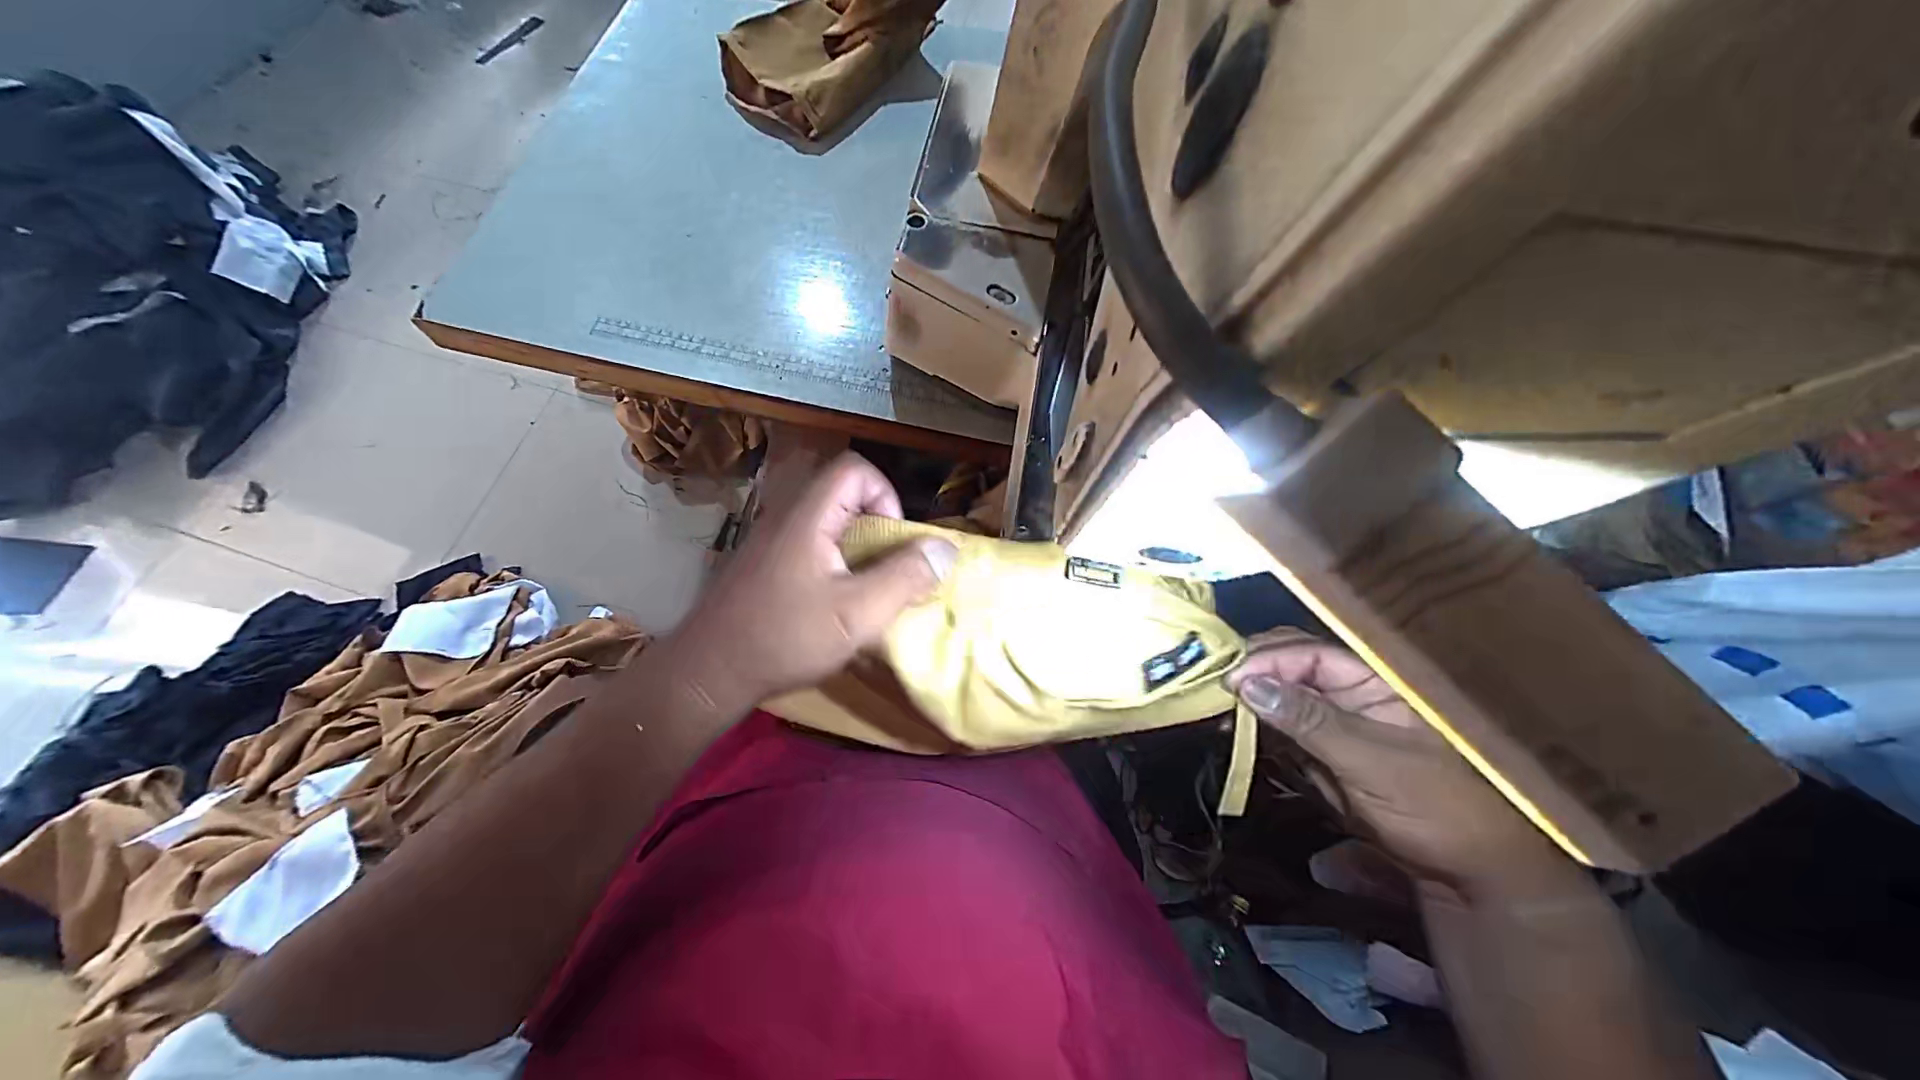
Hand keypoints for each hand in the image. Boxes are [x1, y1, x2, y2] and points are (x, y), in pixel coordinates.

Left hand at [666, 452, 956, 712]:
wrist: (709, 673)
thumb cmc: (784, 638)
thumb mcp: (857, 614)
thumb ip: (905, 578)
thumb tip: (946, 548)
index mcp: (808, 517)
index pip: (854, 469)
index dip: (885, 495)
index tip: (892, 541)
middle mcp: (786, 518)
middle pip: (843, 495)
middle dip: (876, 528)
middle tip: (885, 571)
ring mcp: (771, 542)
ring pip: (828, 524)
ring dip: (857, 551)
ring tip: (865, 591)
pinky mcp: (764, 566)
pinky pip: (811, 547)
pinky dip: (835, 566)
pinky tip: (834, 607)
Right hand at [1228, 630, 1578, 900]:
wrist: (1473, 878)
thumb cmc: (1438, 808)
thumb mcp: (1372, 760)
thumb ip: (1309, 719)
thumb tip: (1247, 684)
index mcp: (1378, 680)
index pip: (1310, 652)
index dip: (1267, 660)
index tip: (1229, 681)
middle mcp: (1355, 690)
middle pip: (1291, 665)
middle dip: (1253, 673)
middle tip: (1214, 690)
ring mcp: (1340, 719)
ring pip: (1282, 693)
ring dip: (1250, 699)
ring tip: (1217, 708)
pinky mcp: (1326, 749)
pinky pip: (1284, 726)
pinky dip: (1258, 726)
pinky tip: (1234, 728)